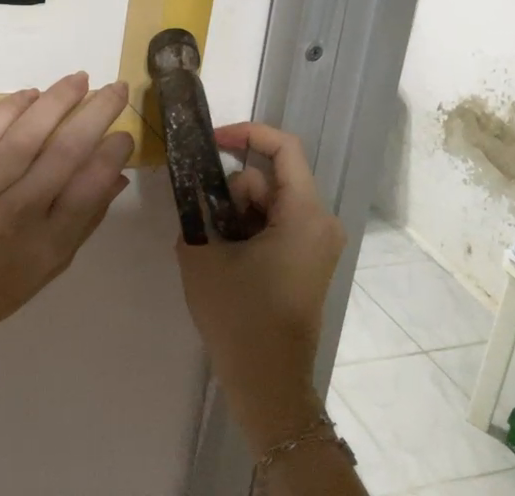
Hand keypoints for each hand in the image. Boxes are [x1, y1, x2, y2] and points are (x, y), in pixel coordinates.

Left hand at [0, 73, 135, 350]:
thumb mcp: (53, 264)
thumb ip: (86, 219)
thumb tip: (117, 174)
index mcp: (50, 240)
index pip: (90, 186)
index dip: (112, 155)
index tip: (125, 134)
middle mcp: (20, 210)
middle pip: (65, 152)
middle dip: (96, 114)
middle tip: (117, 89)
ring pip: (27, 134)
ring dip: (58, 101)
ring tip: (80, 78)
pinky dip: (10, 108)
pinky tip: (32, 93)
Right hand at [175, 123, 344, 454]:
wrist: (267, 382)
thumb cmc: (239, 315)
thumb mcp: (203, 253)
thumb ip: (196, 208)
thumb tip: (192, 186)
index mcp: (305, 214)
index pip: (283, 148)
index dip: (246, 133)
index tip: (211, 142)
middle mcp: (321, 222)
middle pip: (271, 179)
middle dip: (233, 192)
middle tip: (210, 224)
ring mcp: (318, 244)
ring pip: (270, 203)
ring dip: (238, 215)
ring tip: (218, 251)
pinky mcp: (309, 262)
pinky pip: (277, 225)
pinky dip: (250, 231)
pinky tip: (229, 261)